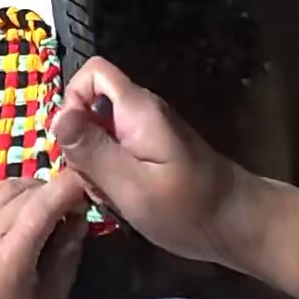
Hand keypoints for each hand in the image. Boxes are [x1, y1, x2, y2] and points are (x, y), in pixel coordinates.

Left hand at [0, 175, 88, 298]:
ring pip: (8, 187)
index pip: (43, 203)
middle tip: (76, 206)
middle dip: (55, 190)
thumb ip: (67, 256)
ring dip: (34, 190)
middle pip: (27, 191)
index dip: (69, 187)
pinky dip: (15, 197)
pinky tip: (26, 216)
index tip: (90, 187)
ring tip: (53, 210)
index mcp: (8, 256)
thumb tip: (79, 216)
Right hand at [51, 57, 258, 269]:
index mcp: (137, 109)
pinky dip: (109, 169)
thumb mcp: (132, 186)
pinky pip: (115, 146)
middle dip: (81, 141)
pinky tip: (121, 197)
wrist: (243, 227)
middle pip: (90, 103)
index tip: (73, 141)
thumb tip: (56, 118)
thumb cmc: (190, 209)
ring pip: (99, 129)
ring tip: (111, 194)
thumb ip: (92, 151)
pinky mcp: (151, 147)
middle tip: (95, 180)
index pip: (92, 71)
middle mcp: (141, 110)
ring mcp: (147, 129)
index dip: (72, 98)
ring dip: (94, 160)